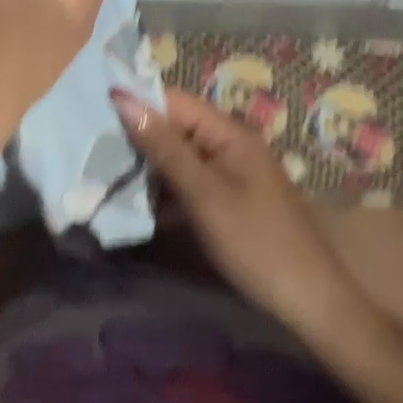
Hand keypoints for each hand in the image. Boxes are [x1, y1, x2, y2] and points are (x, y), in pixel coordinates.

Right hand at [113, 88, 365, 333]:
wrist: (311, 303)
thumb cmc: (256, 242)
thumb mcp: (204, 194)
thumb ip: (164, 147)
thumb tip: (123, 99)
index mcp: (230, 133)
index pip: (173, 101)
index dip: (135, 102)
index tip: (91, 110)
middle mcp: (230, 144)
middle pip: (174, 126)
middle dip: (136, 135)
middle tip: (91, 145)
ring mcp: (230, 173)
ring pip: (177, 156)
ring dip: (146, 164)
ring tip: (103, 170)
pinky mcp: (227, 200)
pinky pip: (187, 181)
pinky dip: (163, 188)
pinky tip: (136, 202)